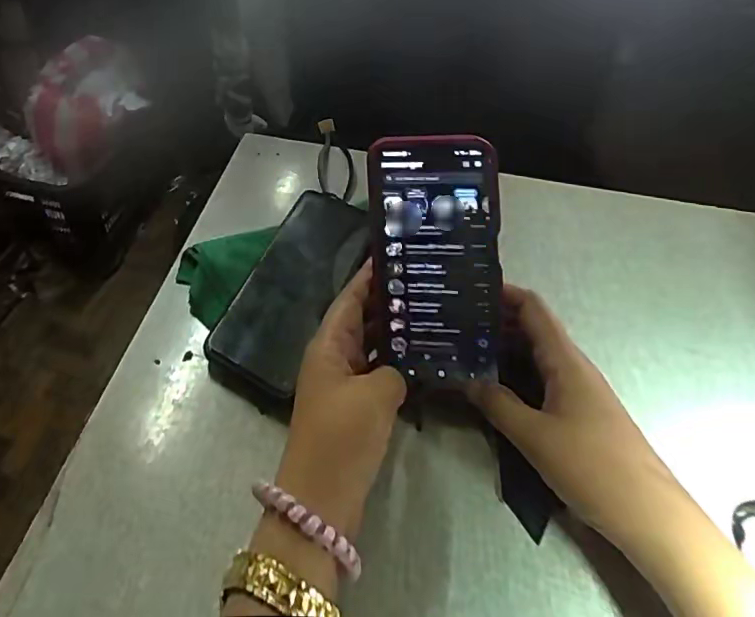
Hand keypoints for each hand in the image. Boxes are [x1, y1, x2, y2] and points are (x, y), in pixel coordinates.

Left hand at [276, 258, 406, 537]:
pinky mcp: (356, 404)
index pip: (351, 297)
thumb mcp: (376, 395)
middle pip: (363, 317)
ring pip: (374, 343)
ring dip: (397, 330)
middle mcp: (334, 356)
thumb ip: (397, 367)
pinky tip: (426, 352)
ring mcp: (344, 381)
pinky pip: (379, 369)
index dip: (371, 275)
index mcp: (328, 344)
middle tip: (428, 279)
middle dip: (392, 300)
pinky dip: (398, 359)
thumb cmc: (342, 437)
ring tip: (433, 308)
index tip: (398, 252)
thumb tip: (409, 361)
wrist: (321, 502)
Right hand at [469, 285, 754, 616]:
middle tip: (458, 325)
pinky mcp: (579, 413)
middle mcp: (572, 366)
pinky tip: (496, 390)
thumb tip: (467, 379)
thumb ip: (498, 405)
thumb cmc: (591, 466)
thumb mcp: (535, 437)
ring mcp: (578, 390)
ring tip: (467, 353)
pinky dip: (517, 375)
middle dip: (497, 322)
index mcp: (565, 359)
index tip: (472, 290)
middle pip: (533, 329)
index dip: (504, 293)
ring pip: (537, 356)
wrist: (645, 511)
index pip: (533, 308)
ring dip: (505, 350)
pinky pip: (542, 380)